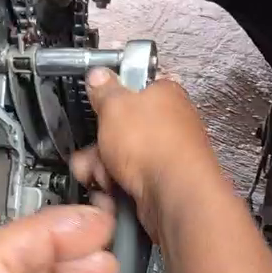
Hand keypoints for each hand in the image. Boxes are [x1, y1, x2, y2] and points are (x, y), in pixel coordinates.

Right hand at [70, 68, 226, 238]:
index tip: (97, 108)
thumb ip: (104, 89)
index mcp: (164, 95)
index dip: (110, 101)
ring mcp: (165, 156)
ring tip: (104, 175)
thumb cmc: (157, 147)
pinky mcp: (160, 184)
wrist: (174, 196)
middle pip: (120, 130)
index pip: (132, 89)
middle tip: (96, 149)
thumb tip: (98, 77)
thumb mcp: (115, 105)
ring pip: (120, 159)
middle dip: (99, 145)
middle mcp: (168, 125)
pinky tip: (113, 191)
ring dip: (103, 169)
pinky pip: (127, 182)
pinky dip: (115, 188)